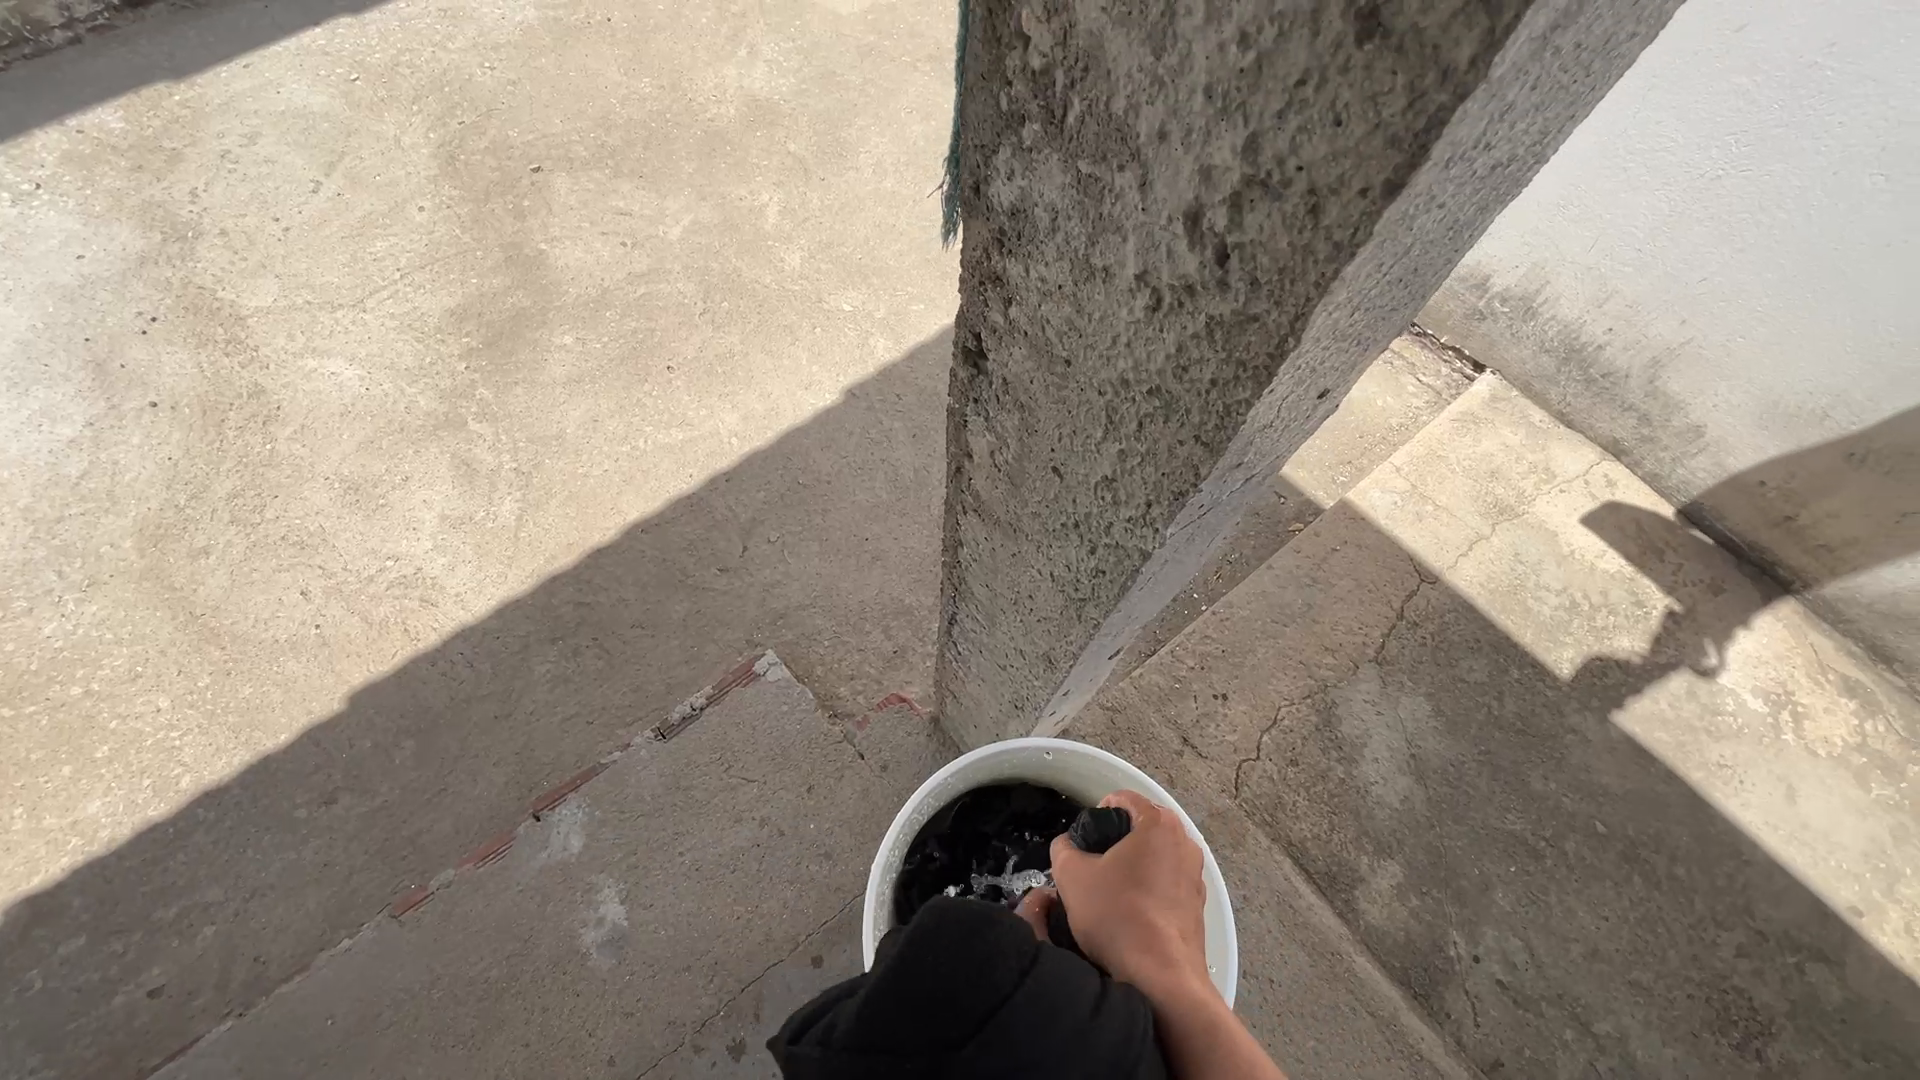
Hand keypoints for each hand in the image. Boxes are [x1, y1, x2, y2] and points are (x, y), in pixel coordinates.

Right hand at [1048, 790, 1211, 1000]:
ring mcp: (1196, 876)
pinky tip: (1130, 914)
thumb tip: (1068, 846)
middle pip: (1142, 826)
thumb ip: (1064, 848)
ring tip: (1109, 891)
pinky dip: (1149, 890)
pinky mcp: (1198, 906)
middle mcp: (1184, 842)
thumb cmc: (1117, 915)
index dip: (1098, 812)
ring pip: (1156, 856)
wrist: (1161, 978)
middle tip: (1093, 864)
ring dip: (1133, 865)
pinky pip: (1167, 884)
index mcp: (1158, 824)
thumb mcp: (1072, 875)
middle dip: (1116, 839)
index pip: (1124, 798)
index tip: (1085, 839)